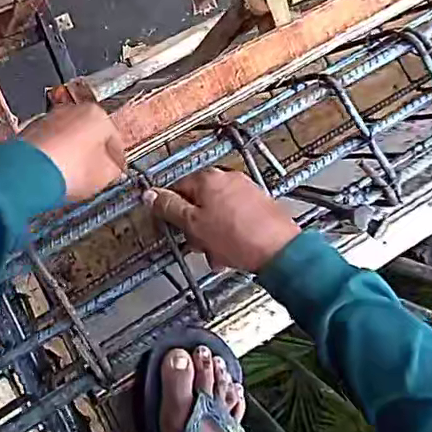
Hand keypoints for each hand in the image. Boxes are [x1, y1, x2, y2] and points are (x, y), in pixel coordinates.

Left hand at [22, 102, 124, 201]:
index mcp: (96, 115)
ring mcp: (48, 119)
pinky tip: (54, 173)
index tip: (116, 168)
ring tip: (72, 176)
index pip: (114, 137)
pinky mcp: (29, 131)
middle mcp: (71, 110)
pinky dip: (52, 156)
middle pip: (88, 133)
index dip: (117, 157)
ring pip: (66, 138)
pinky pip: (48, 145)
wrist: (29, 173)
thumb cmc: (68, 169)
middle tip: (95, 173)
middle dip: (91, 153)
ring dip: (70, 154)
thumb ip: (114, 169)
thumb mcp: (106, 175)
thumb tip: (112, 169)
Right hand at [144, 167, 299, 273]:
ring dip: (212, 233)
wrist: (281, 252)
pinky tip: (232, 250)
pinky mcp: (261, 204)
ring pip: (216, 211)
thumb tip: (150, 195)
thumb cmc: (239, 238)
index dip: (172, 212)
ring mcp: (246, 190)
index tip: (174, 227)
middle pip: (198, 201)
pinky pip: (235, 217)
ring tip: (217, 253)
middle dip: (195, 226)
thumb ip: (169, 208)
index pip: (176, 189)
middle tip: (197, 244)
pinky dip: (230, 232)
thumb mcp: (193, 225)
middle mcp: (227, 178)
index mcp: (207, 179)